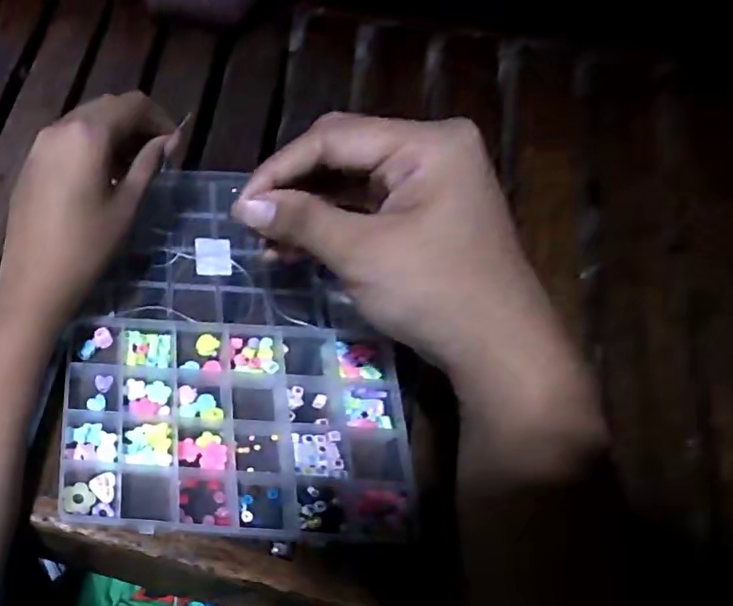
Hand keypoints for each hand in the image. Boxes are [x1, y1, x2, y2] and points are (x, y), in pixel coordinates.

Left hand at [0, 93, 179, 321]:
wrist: (33, 284)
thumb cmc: (86, 250)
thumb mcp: (125, 208)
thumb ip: (147, 166)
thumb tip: (167, 141)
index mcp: (88, 133)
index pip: (132, 105)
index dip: (158, 119)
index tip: (173, 145)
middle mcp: (60, 128)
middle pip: (105, 109)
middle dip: (133, 126)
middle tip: (152, 157)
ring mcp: (39, 147)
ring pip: (82, 125)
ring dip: (109, 138)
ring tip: (126, 171)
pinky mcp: (28, 168)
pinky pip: (64, 145)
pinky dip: (86, 150)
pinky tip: (96, 181)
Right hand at [232, 114, 567, 386]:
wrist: (492, 341)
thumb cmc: (431, 290)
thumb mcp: (360, 253)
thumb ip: (303, 221)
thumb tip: (246, 206)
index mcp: (424, 144)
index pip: (334, 137)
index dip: (280, 169)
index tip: (240, 207)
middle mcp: (427, 152)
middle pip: (342, 155)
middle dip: (292, 188)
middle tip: (250, 222)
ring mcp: (426, 186)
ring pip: (349, 186)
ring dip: (305, 212)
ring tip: (266, 244)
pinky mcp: (420, 218)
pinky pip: (363, 211)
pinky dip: (328, 228)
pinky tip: (295, 251)